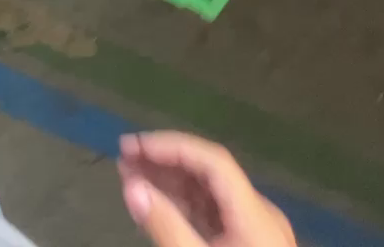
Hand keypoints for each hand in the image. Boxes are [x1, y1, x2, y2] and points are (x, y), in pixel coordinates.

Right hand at [117, 133, 295, 246]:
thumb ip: (165, 226)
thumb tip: (130, 186)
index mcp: (256, 216)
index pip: (212, 161)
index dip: (170, 146)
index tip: (132, 147)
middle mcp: (260, 216)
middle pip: (209, 173)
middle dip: (164, 160)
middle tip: (122, 156)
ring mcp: (257, 232)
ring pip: (208, 191)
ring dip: (168, 179)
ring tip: (129, 174)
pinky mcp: (249, 245)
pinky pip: (211, 211)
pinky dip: (181, 201)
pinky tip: (155, 202)